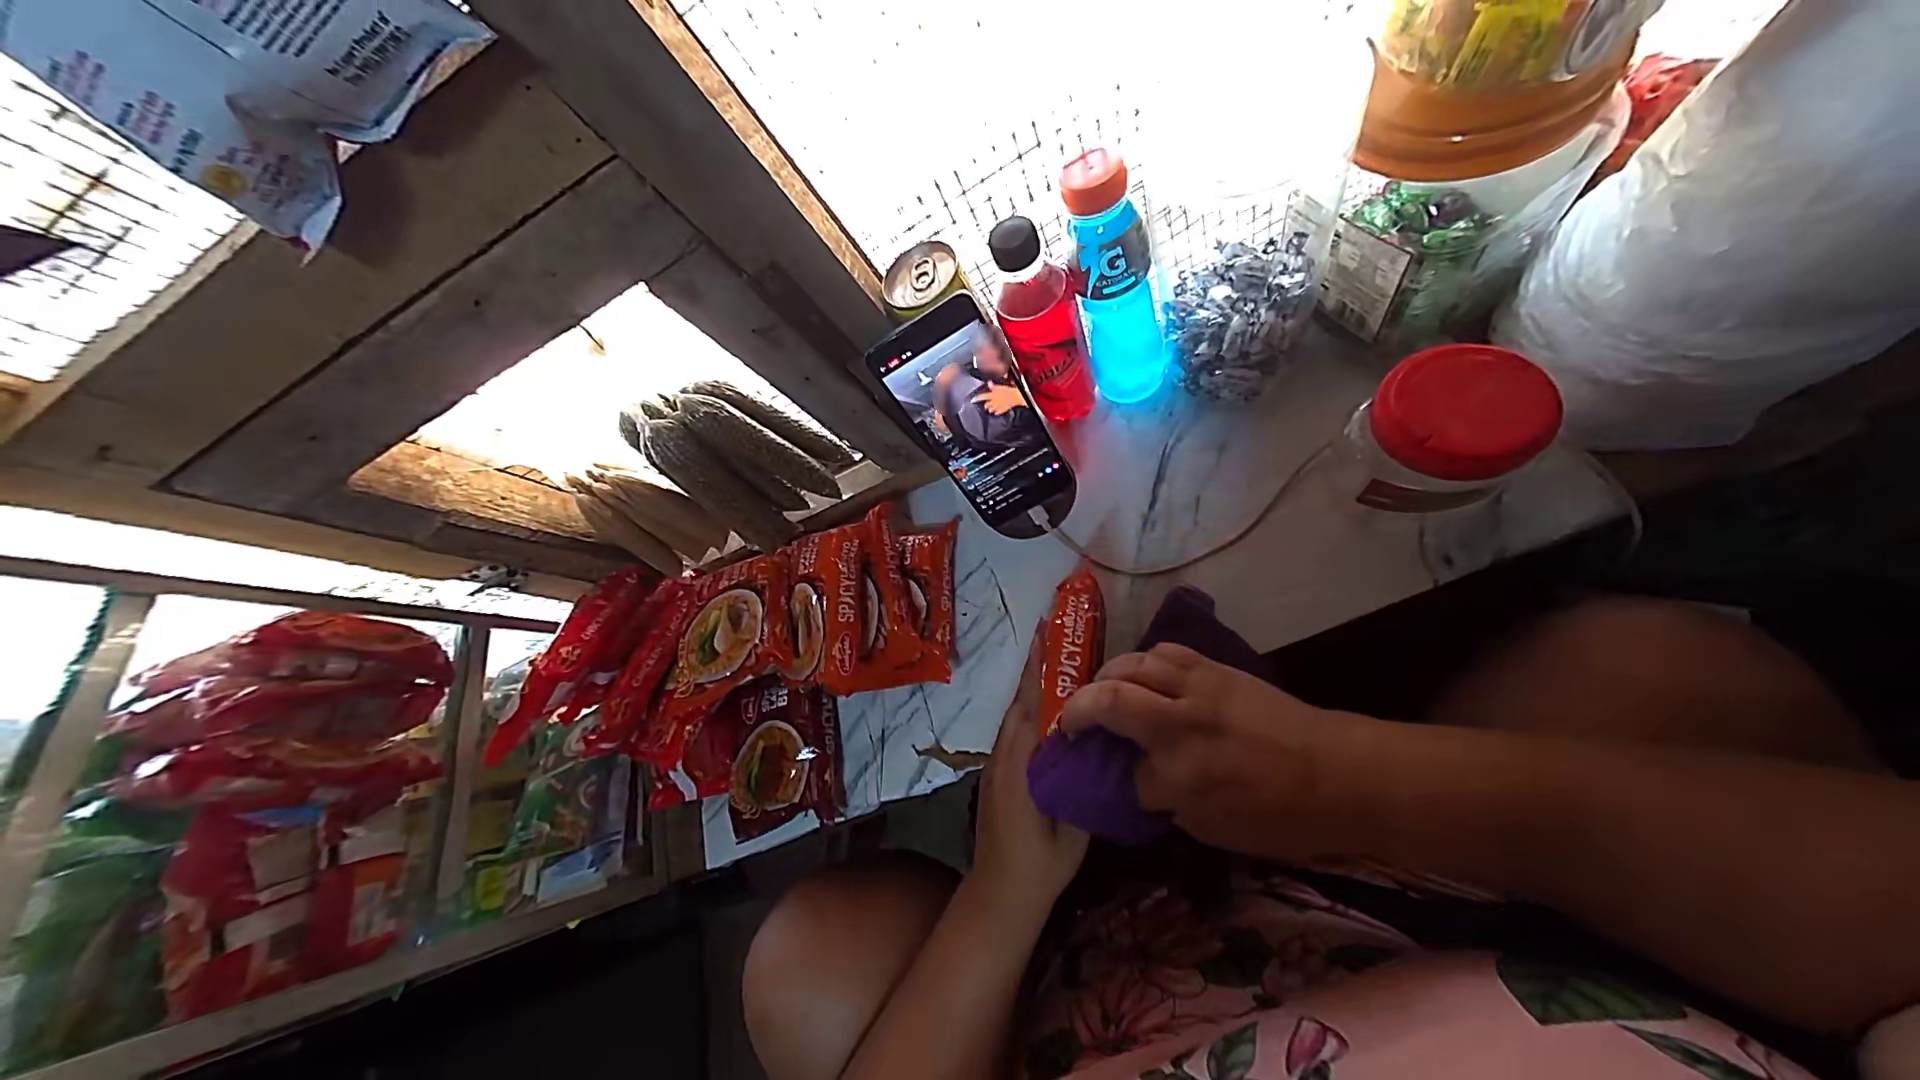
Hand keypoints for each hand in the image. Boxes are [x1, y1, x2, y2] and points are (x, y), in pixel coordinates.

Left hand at [971, 632, 1088, 916]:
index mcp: (1018, 765)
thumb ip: (1082, 786)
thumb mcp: (1072, 830)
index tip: (1046, 636)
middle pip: (1019, 704)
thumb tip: (1101, 745)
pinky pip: (1015, 733)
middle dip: (1036, 670)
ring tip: (1058, 665)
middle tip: (1059, 638)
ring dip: (1032, 690)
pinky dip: (1030, 712)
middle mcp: (1002, 756)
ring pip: (1015, 717)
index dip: (1037, 671)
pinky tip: (1051, 713)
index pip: (1028, 707)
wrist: (999, 896)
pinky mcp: (998, 775)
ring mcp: (997, 765)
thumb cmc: (1038, 867)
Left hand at [972, 384, 1025, 416]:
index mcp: (992, 395)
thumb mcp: (1000, 386)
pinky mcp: (1002, 410)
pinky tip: (996, 411)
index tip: (973, 400)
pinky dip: (996, 412)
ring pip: (990, 410)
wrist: (1016, 397)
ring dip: (990, 408)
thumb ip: (993, 386)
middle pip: (986, 405)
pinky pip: (997, 412)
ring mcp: (997, 407)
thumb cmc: (1009, 390)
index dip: (977, 398)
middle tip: (985, 404)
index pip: (982, 397)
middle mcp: (993, 402)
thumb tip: (989, 382)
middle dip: (985, 404)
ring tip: (989, 408)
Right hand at [1059, 642, 1365, 862]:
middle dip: (1078, 712)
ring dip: (1104, 678)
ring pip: (1131, 665)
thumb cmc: (1283, 816)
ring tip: (1099, 691)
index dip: (1110, 782)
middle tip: (1070, 724)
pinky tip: (1141, 675)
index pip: (1123, 776)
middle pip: (1108, 701)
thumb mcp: (1216, 830)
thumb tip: (1142, 782)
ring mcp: (1198, 689)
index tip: (1108, 783)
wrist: (1343, 774)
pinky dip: (1141, 662)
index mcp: (1181, 777)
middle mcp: (1180, 725)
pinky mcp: (1215, 669)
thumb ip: (1169, 802)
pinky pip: (1164, 652)